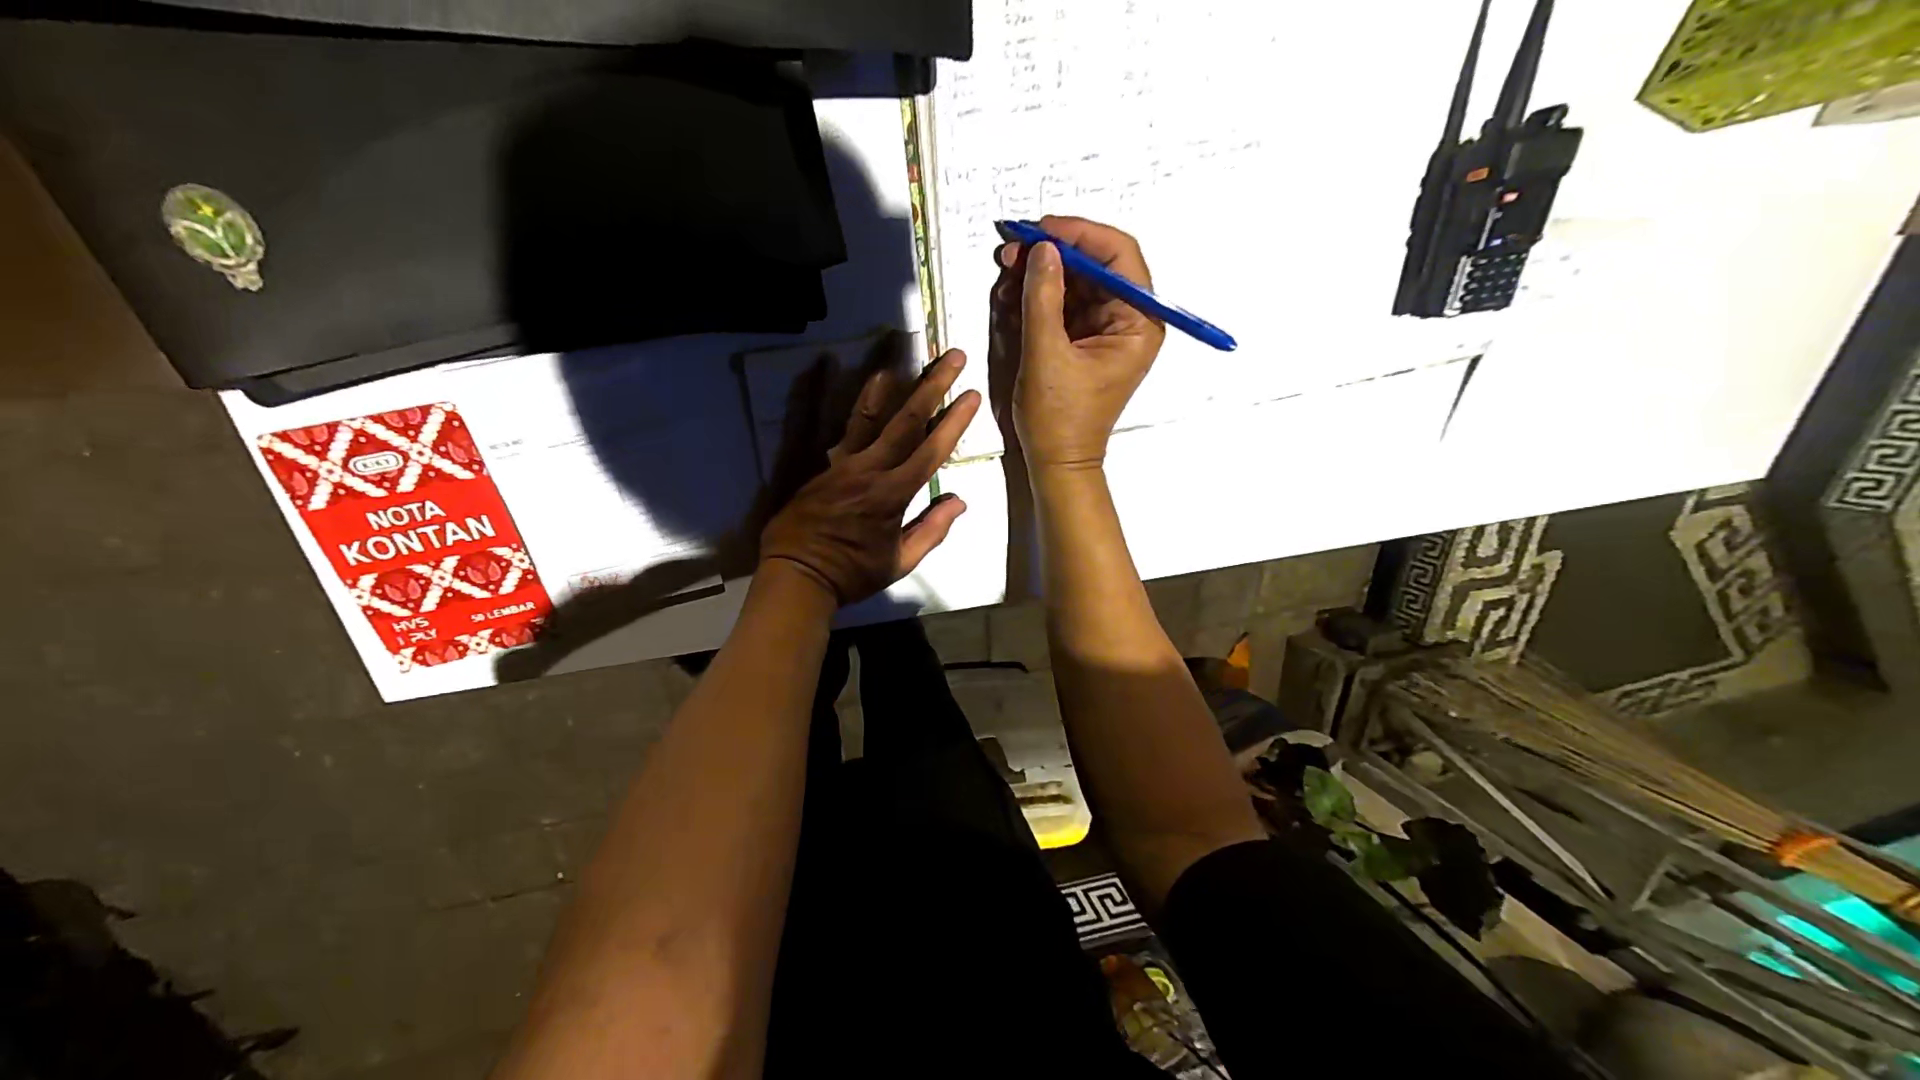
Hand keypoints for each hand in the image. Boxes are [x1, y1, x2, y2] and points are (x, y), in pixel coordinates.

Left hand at [759, 349, 979, 605]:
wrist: (797, 574)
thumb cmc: (852, 573)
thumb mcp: (900, 562)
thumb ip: (931, 530)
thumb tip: (959, 501)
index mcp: (893, 495)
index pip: (931, 451)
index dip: (954, 421)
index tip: (971, 394)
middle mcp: (870, 470)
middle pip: (906, 421)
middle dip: (933, 386)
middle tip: (952, 356)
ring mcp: (843, 464)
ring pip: (871, 418)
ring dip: (891, 388)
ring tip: (903, 363)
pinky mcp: (824, 466)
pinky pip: (845, 431)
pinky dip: (859, 407)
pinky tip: (866, 391)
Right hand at [989, 215, 1165, 471]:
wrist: (1056, 462)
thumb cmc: (1059, 419)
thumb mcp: (1047, 355)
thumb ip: (1043, 298)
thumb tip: (1041, 249)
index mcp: (1137, 324)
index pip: (1119, 257)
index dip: (1080, 235)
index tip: (1041, 229)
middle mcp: (1127, 320)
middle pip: (1094, 265)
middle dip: (1053, 253)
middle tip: (1013, 248)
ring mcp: (1104, 329)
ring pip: (1074, 281)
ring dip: (1039, 272)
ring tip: (1006, 269)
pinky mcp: (1082, 339)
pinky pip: (1062, 304)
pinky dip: (1037, 295)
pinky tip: (1011, 291)